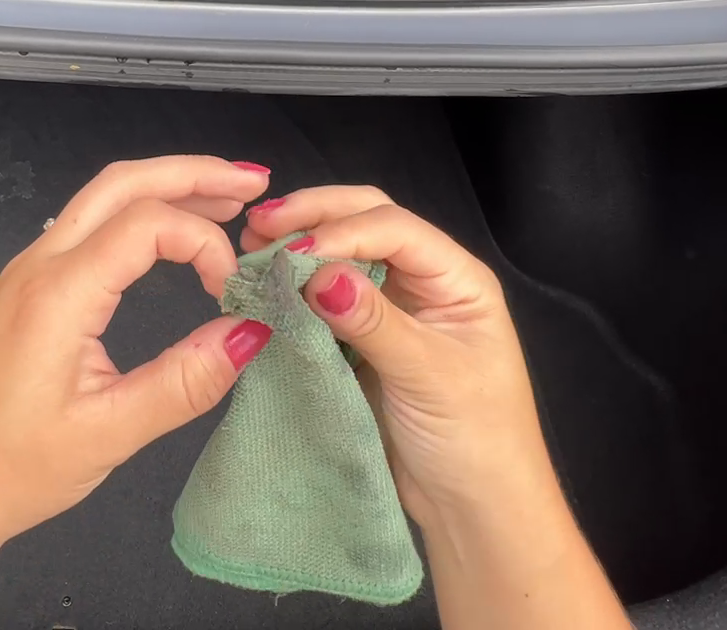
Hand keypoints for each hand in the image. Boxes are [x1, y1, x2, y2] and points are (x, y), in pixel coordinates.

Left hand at [0, 156, 275, 595]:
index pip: (145, 224)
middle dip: (192, 173)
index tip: (233, 291)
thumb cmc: (18, 467)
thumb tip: (251, 331)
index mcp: (58, 293)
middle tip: (253, 181)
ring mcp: (32, 264)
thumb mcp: (109, 434)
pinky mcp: (34, 279)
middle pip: (122, 182)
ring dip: (167, 185)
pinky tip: (173, 230)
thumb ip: (184, 381)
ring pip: (104, 194)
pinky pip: (92, 220)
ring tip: (228, 198)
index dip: (203, 242)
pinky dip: (141, 208)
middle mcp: (42, 261)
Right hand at [243, 187, 628, 629]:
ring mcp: (389, 302)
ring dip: (297, 240)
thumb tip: (318, 274)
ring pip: (340, 249)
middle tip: (258, 223)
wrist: (472, 511)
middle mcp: (421, 276)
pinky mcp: (359, 331)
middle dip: (313, 215)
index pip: (393, 227)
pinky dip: (293, 281)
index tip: (293, 255)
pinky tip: (262, 279)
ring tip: (251, 242)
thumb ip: (375, 322)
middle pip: (365, 218)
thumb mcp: (430, 378)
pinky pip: (322, 292)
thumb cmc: (475, 442)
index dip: (342, 231)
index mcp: (454, 276)